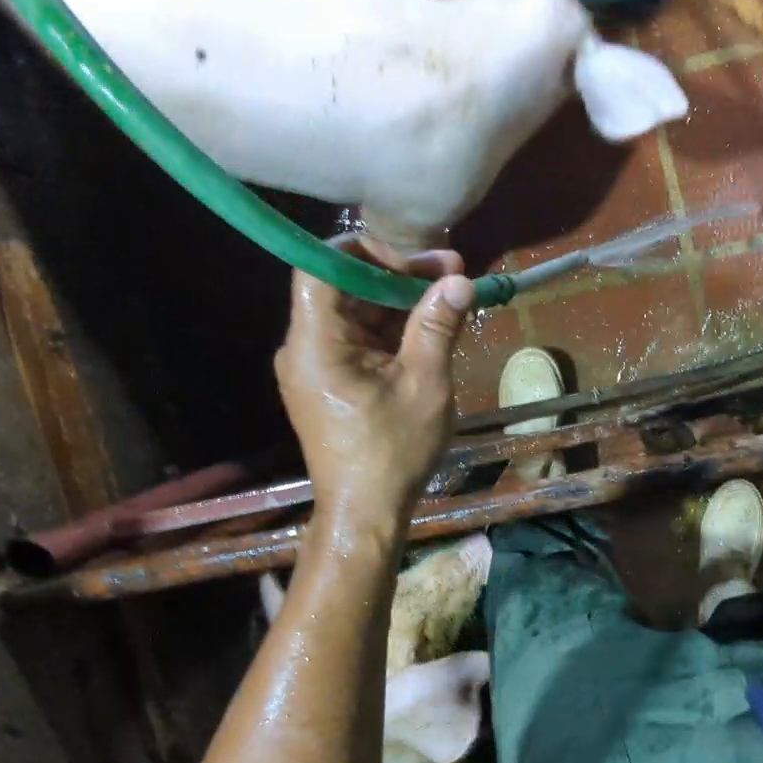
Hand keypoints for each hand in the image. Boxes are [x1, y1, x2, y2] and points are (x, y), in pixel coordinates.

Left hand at [275, 237, 475, 528]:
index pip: (322, 264)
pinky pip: (356, 340)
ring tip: (451, 295)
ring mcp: (314, 366)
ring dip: (399, 302)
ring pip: (354, 313)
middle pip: (343, 287)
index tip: (415, 264)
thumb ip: (437, 325)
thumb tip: (459, 280)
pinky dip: (390, 330)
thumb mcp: (424, 383)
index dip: (368, 251)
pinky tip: (430, 327)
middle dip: (398, 275)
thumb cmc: (393, 451)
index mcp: (314, 343)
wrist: (366, 512)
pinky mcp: (328, 383)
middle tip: (451, 272)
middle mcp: (303, 347)